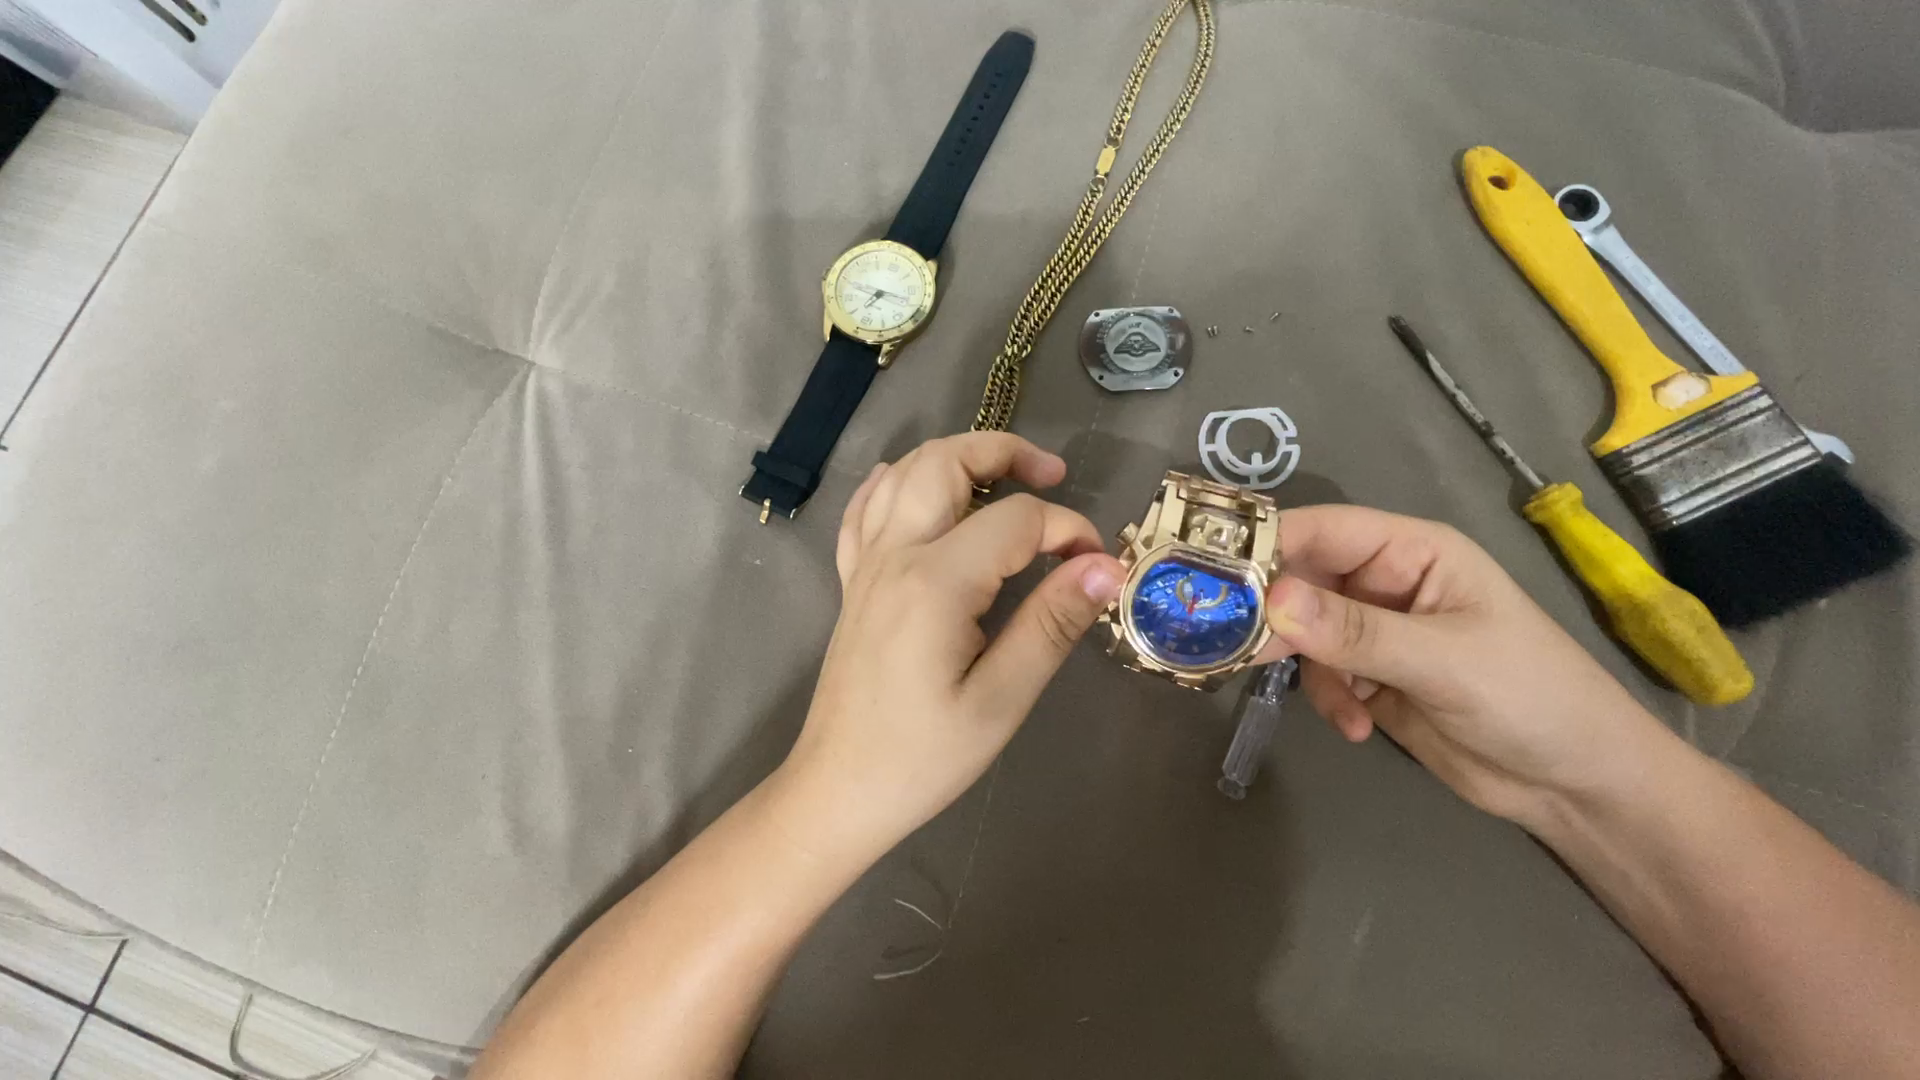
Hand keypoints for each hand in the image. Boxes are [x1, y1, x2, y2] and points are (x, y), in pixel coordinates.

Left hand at [772, 433, 1126, 863]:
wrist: (838, 790)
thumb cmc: (923, 757)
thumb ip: (1052, 623)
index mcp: (936, 582)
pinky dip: (896, 482)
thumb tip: (1106, 566)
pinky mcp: (853, 583)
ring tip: (1001, 474)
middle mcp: (895, 555)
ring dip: (955, 457)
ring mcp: (865, 565)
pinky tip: (916, 485)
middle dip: (1003, 451)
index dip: (1067, 529)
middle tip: (1053, 473)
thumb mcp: (1001, 699)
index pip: (1017, 520)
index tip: (1097, 565)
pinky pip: (866, 509)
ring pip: (904, 474)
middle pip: (945, 463)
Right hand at [1250, 505, 1667, 826]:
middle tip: (1237, 645)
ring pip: (1302, 633)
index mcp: (1411, 553)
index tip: (1209, 571)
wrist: (1578, 786)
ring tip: (1338, 704)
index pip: (1322, 531)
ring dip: (1310, 668)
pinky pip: (1320, 675)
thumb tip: (1271, 600)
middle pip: (1301, 581)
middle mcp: (1384, 584)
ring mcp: (1374, 632)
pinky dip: (1329, 700)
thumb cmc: (1532, 697)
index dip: (1267, 544)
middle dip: (1274, 616)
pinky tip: (1360, 729)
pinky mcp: (1369, 677)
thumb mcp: (1443, 660)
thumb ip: (1354, 631)